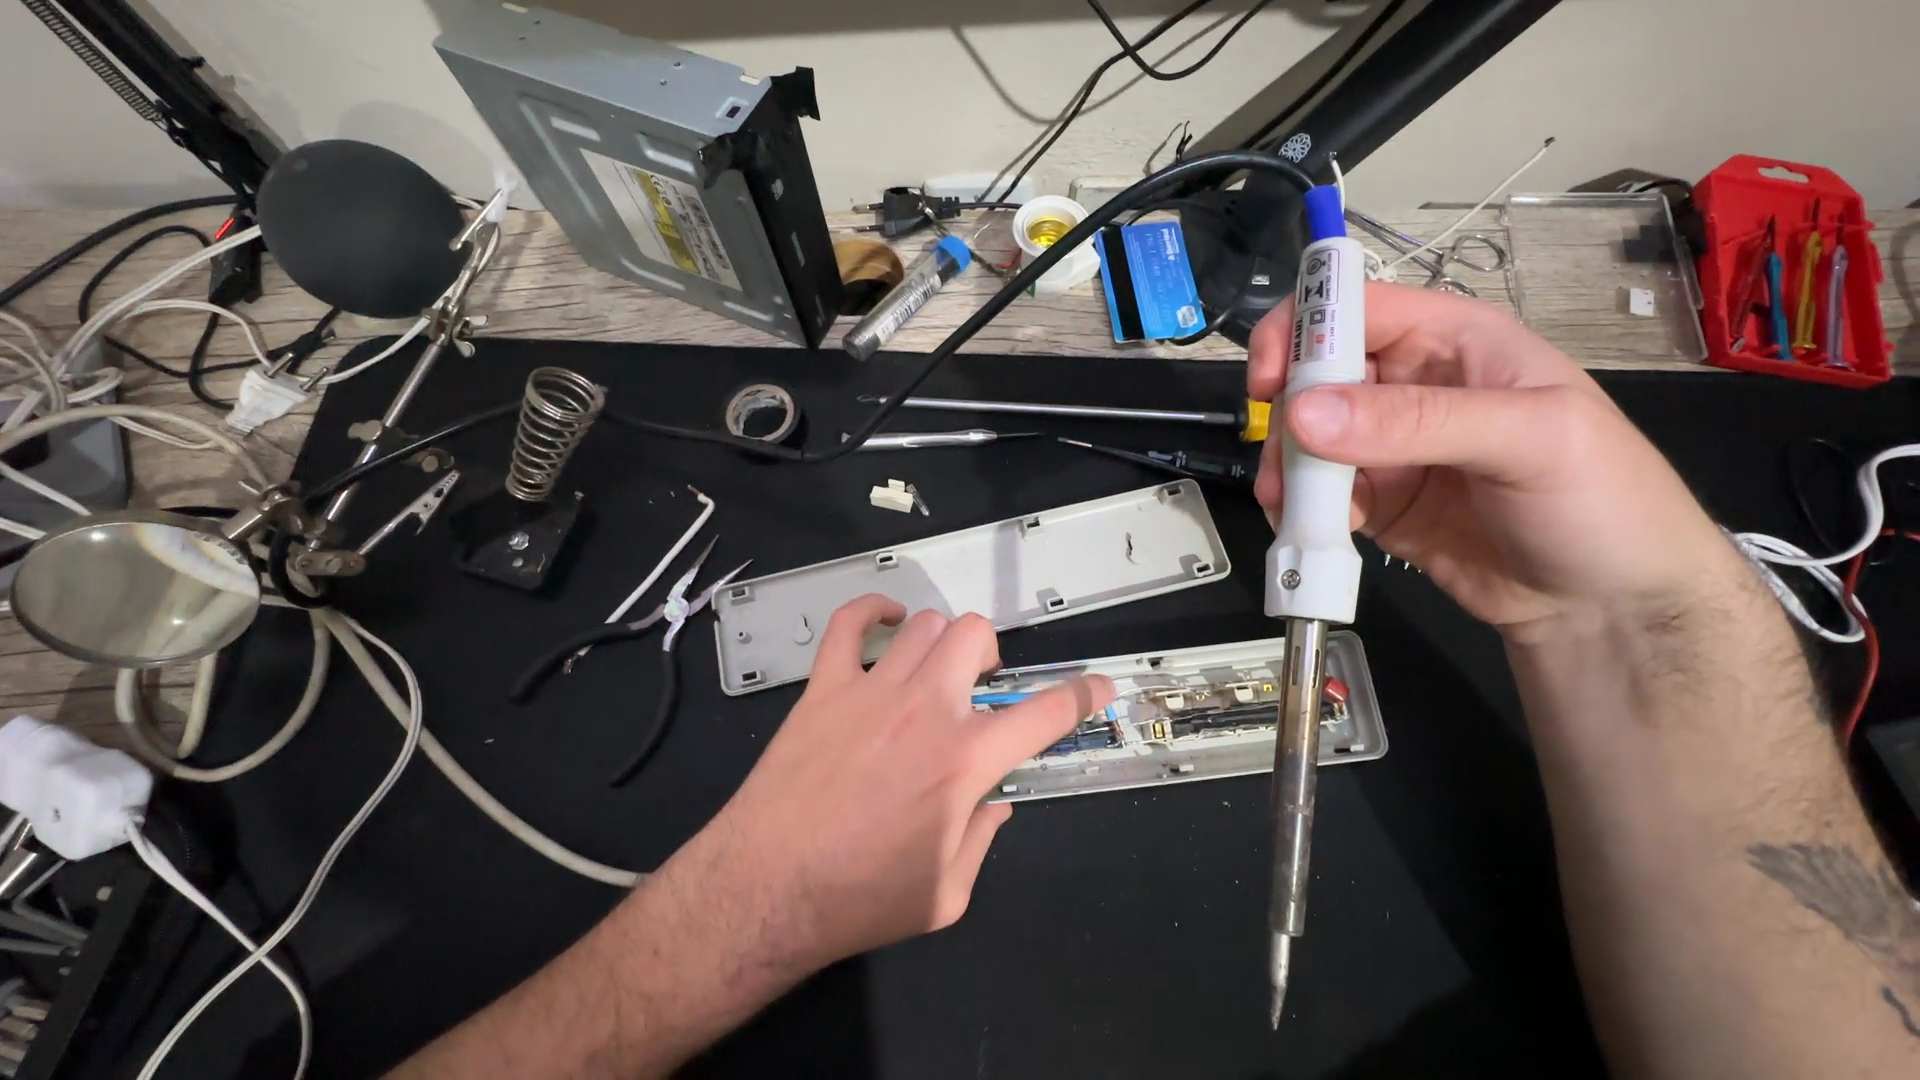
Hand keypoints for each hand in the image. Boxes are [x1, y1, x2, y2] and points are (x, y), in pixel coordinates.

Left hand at [666, 596, 1113, 974]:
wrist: (766, 890)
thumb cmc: (861, 899)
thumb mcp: (947, 894)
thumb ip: (983, 838)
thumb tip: (994, 803)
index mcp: (965, 761)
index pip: (1045, 713)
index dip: (1081, 695)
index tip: (1097, 687)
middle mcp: (926, 710)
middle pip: (976, 637)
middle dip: (989, 655)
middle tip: (978, 689)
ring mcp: (872, 690)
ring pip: (925, 624)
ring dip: (940, 642)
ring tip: (932, 671)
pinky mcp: (824, 687)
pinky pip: (850, 623)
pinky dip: (873, 610)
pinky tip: (885, 623)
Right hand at [1248, 283, 1737, 636]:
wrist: (1611, 607)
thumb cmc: (1602, 501)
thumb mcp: (1527, 440)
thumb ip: (1416, 421)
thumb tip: (1301, 414)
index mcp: (1453, 342)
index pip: (1355, 309)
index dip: (1302, 331)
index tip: (1270, 384)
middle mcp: (1412, 387)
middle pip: (1315, 377)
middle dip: (1285, 416)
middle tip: (1279, 467)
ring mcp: (1389, 449)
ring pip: (1306, 439)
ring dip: (1286, 469)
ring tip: (1290, 508)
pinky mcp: (1376, 501)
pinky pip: (1318, 492)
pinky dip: (1301, 508)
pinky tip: (1311, 529)